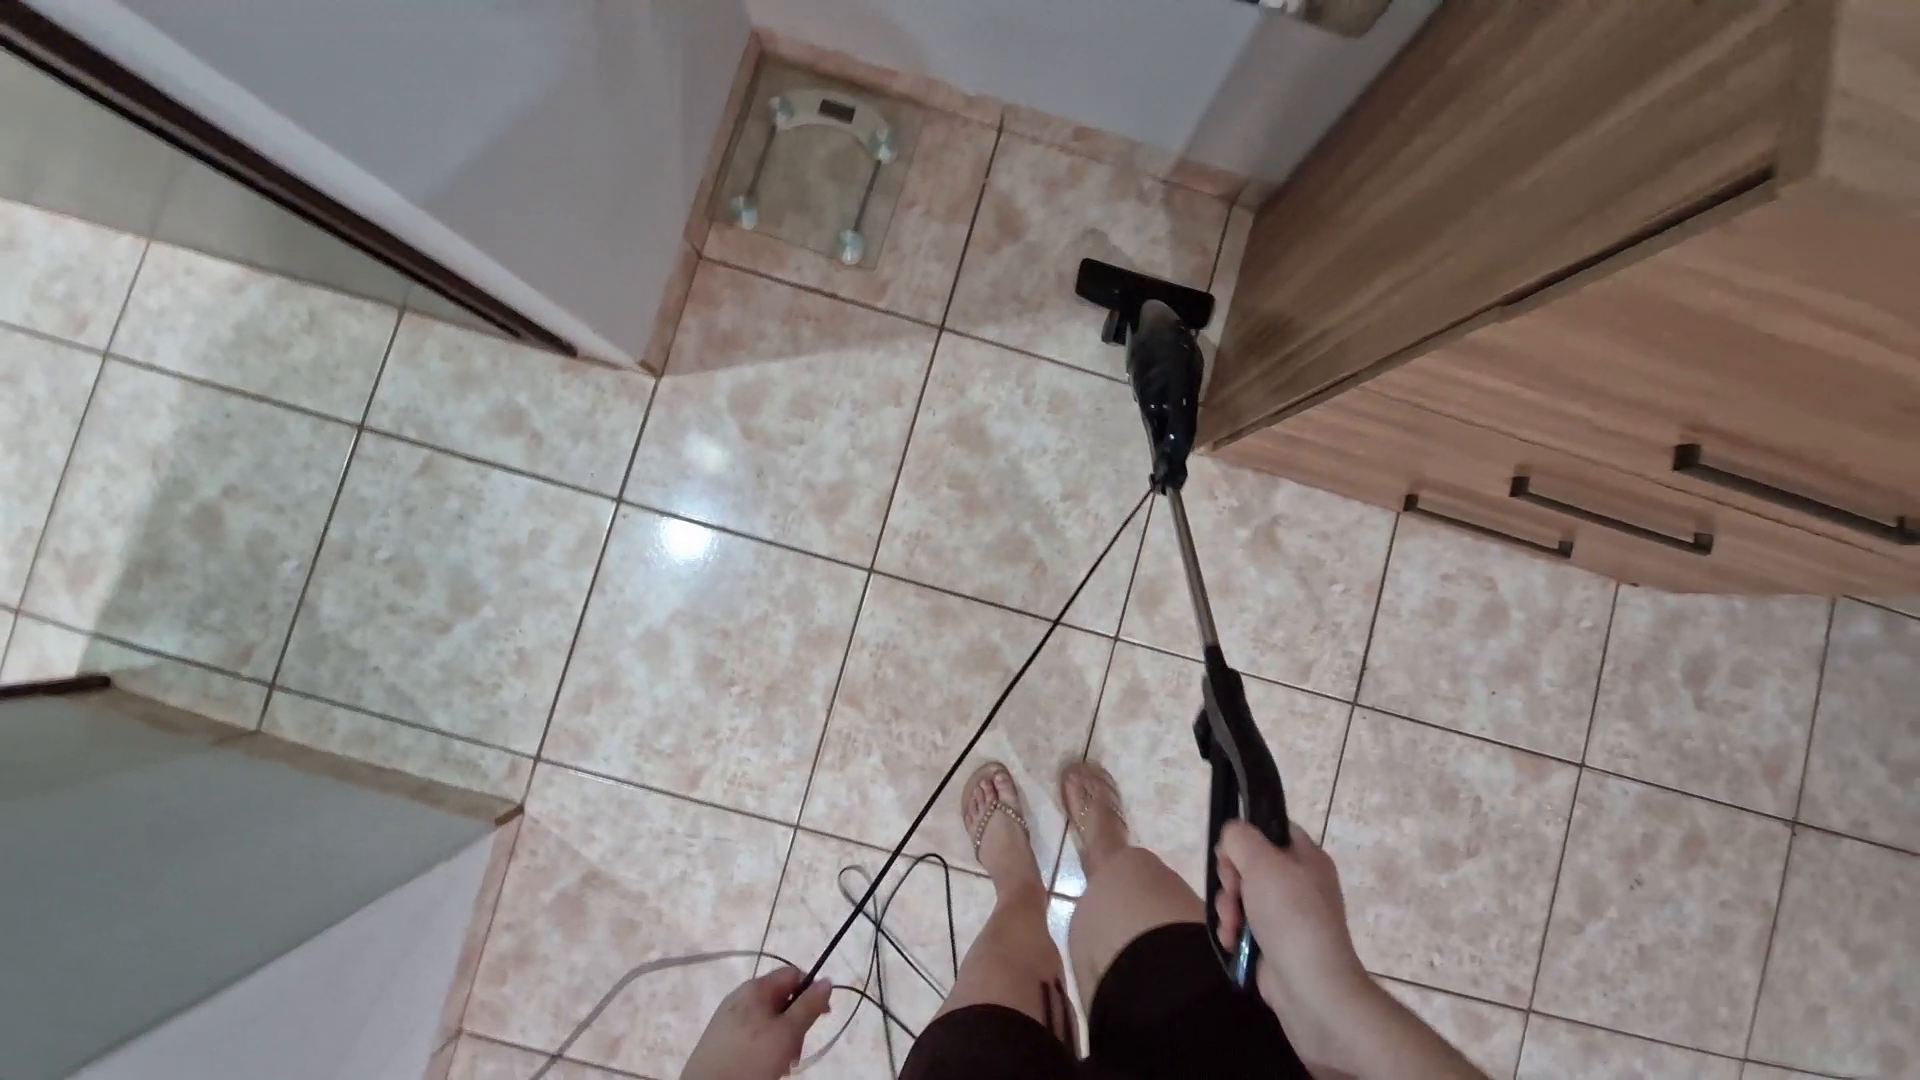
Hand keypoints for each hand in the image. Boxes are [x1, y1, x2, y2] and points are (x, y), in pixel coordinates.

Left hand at [681, 967, 831, 1079]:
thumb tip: (827, 980)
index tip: (822, 1017)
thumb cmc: (750, 1061)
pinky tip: (762, 1068)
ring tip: (780, 1064)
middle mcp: (740, 996)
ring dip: (781, 1039)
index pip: (793, 973)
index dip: (812, 991)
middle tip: (796, 1050)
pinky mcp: (719, 1040)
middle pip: (780, 999)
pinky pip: (751, 1035)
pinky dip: (763, 1048)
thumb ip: (809, 1006)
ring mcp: (727, 1018)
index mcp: (756, 987)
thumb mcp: (787, 1034)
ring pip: (767, 1020)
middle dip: (795, 1023)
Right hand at [1215, 821, 1378, 1064]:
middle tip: (1233, 891)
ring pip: (1241, 893)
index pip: (1271, 828)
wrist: (1312, 989)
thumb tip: (1232, 839)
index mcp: (1307, 857)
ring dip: (1228, 906)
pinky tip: (1232, 941)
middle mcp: (1299, 882)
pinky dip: (1233, 930)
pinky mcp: (1275, 941)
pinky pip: (1244, 923)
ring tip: (1232, 924)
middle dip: (1231, 877)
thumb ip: (1239, 837)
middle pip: (1249, 861)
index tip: (1233, 853)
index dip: (1247, 836)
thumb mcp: (1261, 862)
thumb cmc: (1291, 917)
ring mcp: (1287, 914)